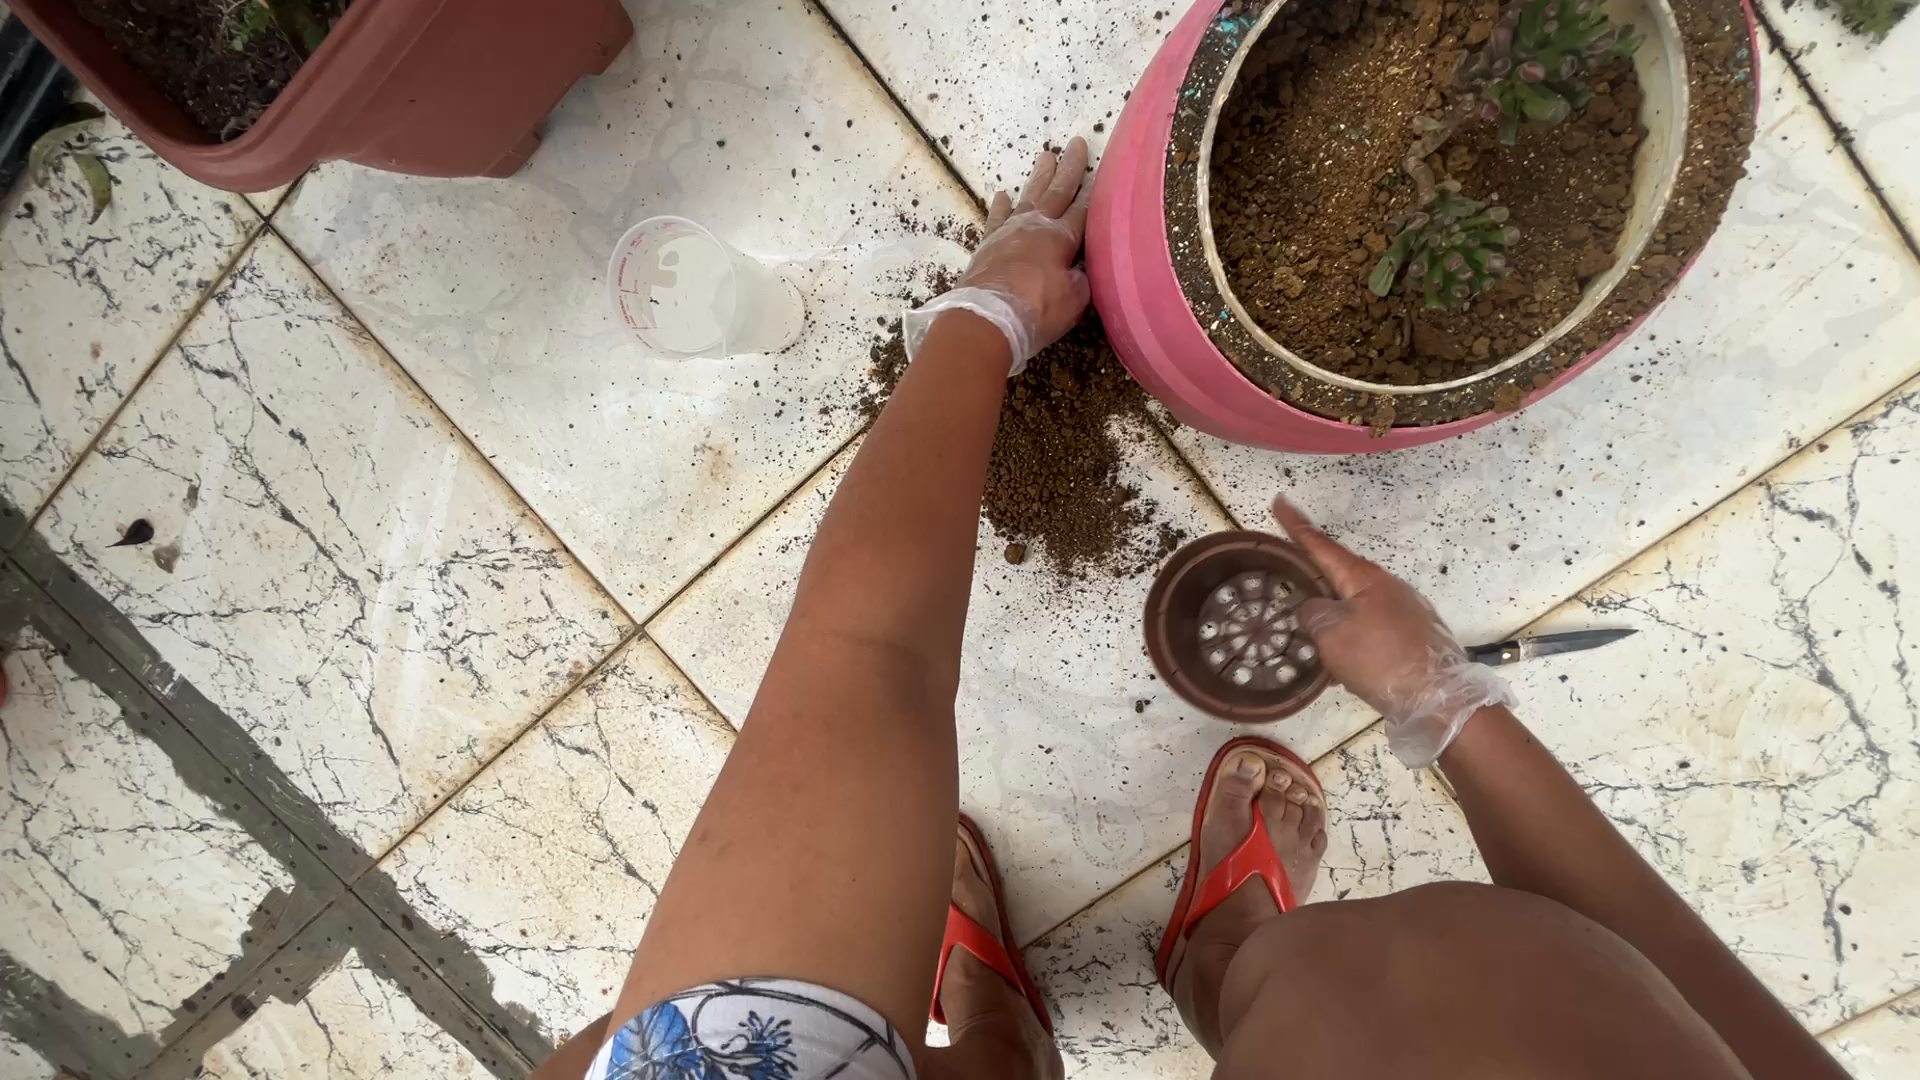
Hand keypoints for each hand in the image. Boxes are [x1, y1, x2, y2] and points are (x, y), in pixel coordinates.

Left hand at [903, 137, 1092, 374]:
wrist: (986, 319)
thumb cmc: (1036, 311)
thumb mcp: (1073, 301)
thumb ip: (1081, 281)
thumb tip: (1079, 271)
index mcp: (1061, 238)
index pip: (1084, 211)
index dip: (1095, 195)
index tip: (1104, 174)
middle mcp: (1036, 226)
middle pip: (1057, 192)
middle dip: (1069, 168)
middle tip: (1076, 142)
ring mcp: (1008, 232)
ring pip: (1028, 196)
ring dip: (1039, 177)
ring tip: (1046, 155)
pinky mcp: (987, 245)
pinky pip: (996, 217)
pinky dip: (1001, 206)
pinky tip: (1003, 195)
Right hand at [1271, 496, 1515, 766]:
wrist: (1442, 700)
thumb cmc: (1380, 661)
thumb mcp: (1330, 636)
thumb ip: (1312, 613)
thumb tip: (1313, 608)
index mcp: (1363, 578)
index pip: (1320, 545)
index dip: (1296, 525)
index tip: (1280, 500)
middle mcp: (1386, 585)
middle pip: (1339, 571)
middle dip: (1313, 569)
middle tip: (1286, 568)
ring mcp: (1404, 608)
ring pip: (1354, 599)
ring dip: (1331, 605)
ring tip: (1312, 624)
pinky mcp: (1413, 632)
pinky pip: (1369, 620)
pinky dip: (1349, 627)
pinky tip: (1341, 649)